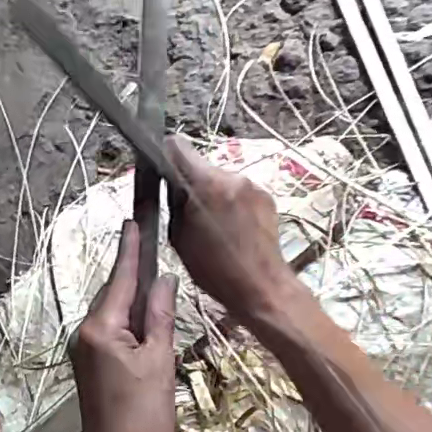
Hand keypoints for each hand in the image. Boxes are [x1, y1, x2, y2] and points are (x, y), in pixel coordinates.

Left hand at [71, 221, 176, 431]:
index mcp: (100, 329)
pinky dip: (131, 322)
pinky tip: (148, 319)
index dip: (129, 250)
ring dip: (134, 300)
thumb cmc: (144, 414)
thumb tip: (164, 279)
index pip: (119, 280)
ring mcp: (86, 353)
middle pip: (113, 295)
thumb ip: (160, 316)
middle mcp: (85, 335)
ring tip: (157, 282)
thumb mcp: (159, 360)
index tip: (132, 221)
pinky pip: (112, 332)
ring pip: (113, 314)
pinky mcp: (92, 368)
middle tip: (152, 246)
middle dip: (133, 274)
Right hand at [167, 135, 299, 320]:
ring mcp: (252, 185)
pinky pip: (241, 192)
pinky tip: (235, 228)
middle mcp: (231, 176)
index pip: (177, 146)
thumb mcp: (178, 238)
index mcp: (204, 184)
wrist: (261, 285)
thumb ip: (173, 204)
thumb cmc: (216, 270)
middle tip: (192, 212)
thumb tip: (170, 186)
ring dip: (216, 195)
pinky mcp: (267, 196)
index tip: (164, 168)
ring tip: (217, 226)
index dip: (166, 155)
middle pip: (202, 166)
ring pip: (223, 180)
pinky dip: (234, 204)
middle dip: (194, 184)